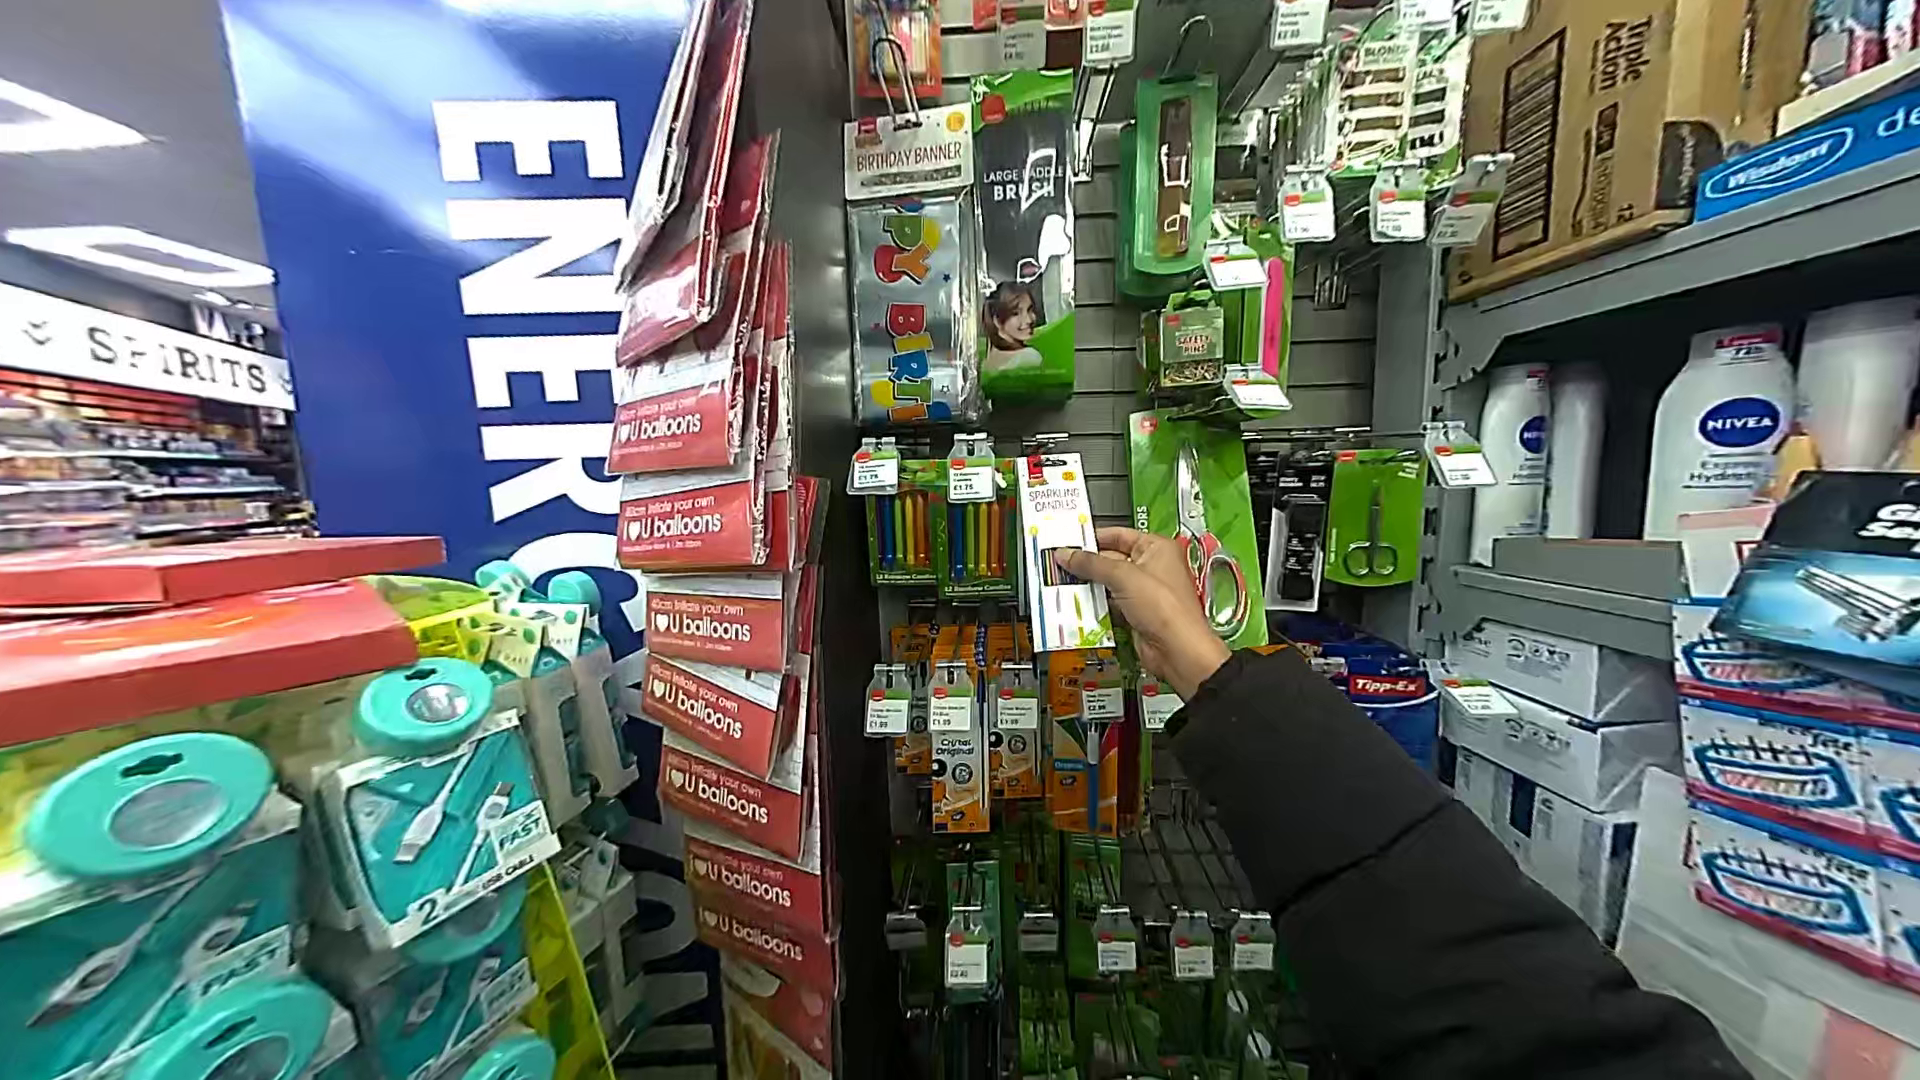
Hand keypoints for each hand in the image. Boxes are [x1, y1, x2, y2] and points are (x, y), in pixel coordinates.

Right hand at [1056, 527, 1230, 698]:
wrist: (1176, 650)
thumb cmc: (1167, 609)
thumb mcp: (1122, 576)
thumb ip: (1091, 564)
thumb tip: (1068, 554)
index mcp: (1156, 548)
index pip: (1118, 534)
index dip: (1094, 538)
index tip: (1070, 542)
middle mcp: (1152, 567)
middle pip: (1110, 559)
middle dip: (1087, 564)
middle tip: (1062, 565)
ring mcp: (1143, 591)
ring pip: (1108, 583)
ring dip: (1090, 585)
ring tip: (1065, 583)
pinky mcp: (1136, 613)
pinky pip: (1110, 603)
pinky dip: (1096, 604)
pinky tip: (1079, 603)